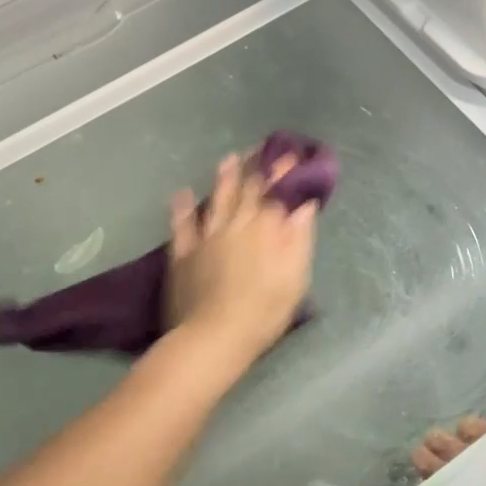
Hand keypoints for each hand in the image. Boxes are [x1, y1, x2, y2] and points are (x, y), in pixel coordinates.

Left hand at [164, 151, 317, 364]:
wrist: (214, 337)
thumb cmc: (264, 310)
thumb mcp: (295, 275)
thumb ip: (299, 236)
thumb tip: (305, 204)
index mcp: (265, 228)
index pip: (276, 191)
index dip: (283, 172)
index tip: (289, 155)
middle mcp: (235, 223)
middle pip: (246, 189)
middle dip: (255, 166)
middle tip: (259, 148)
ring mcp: (206, 236)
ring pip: (216, 199)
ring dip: (224, 177)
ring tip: (229, 158)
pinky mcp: (183, 253)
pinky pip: (181, 224)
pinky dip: (181, 207)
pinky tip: (180, 193)